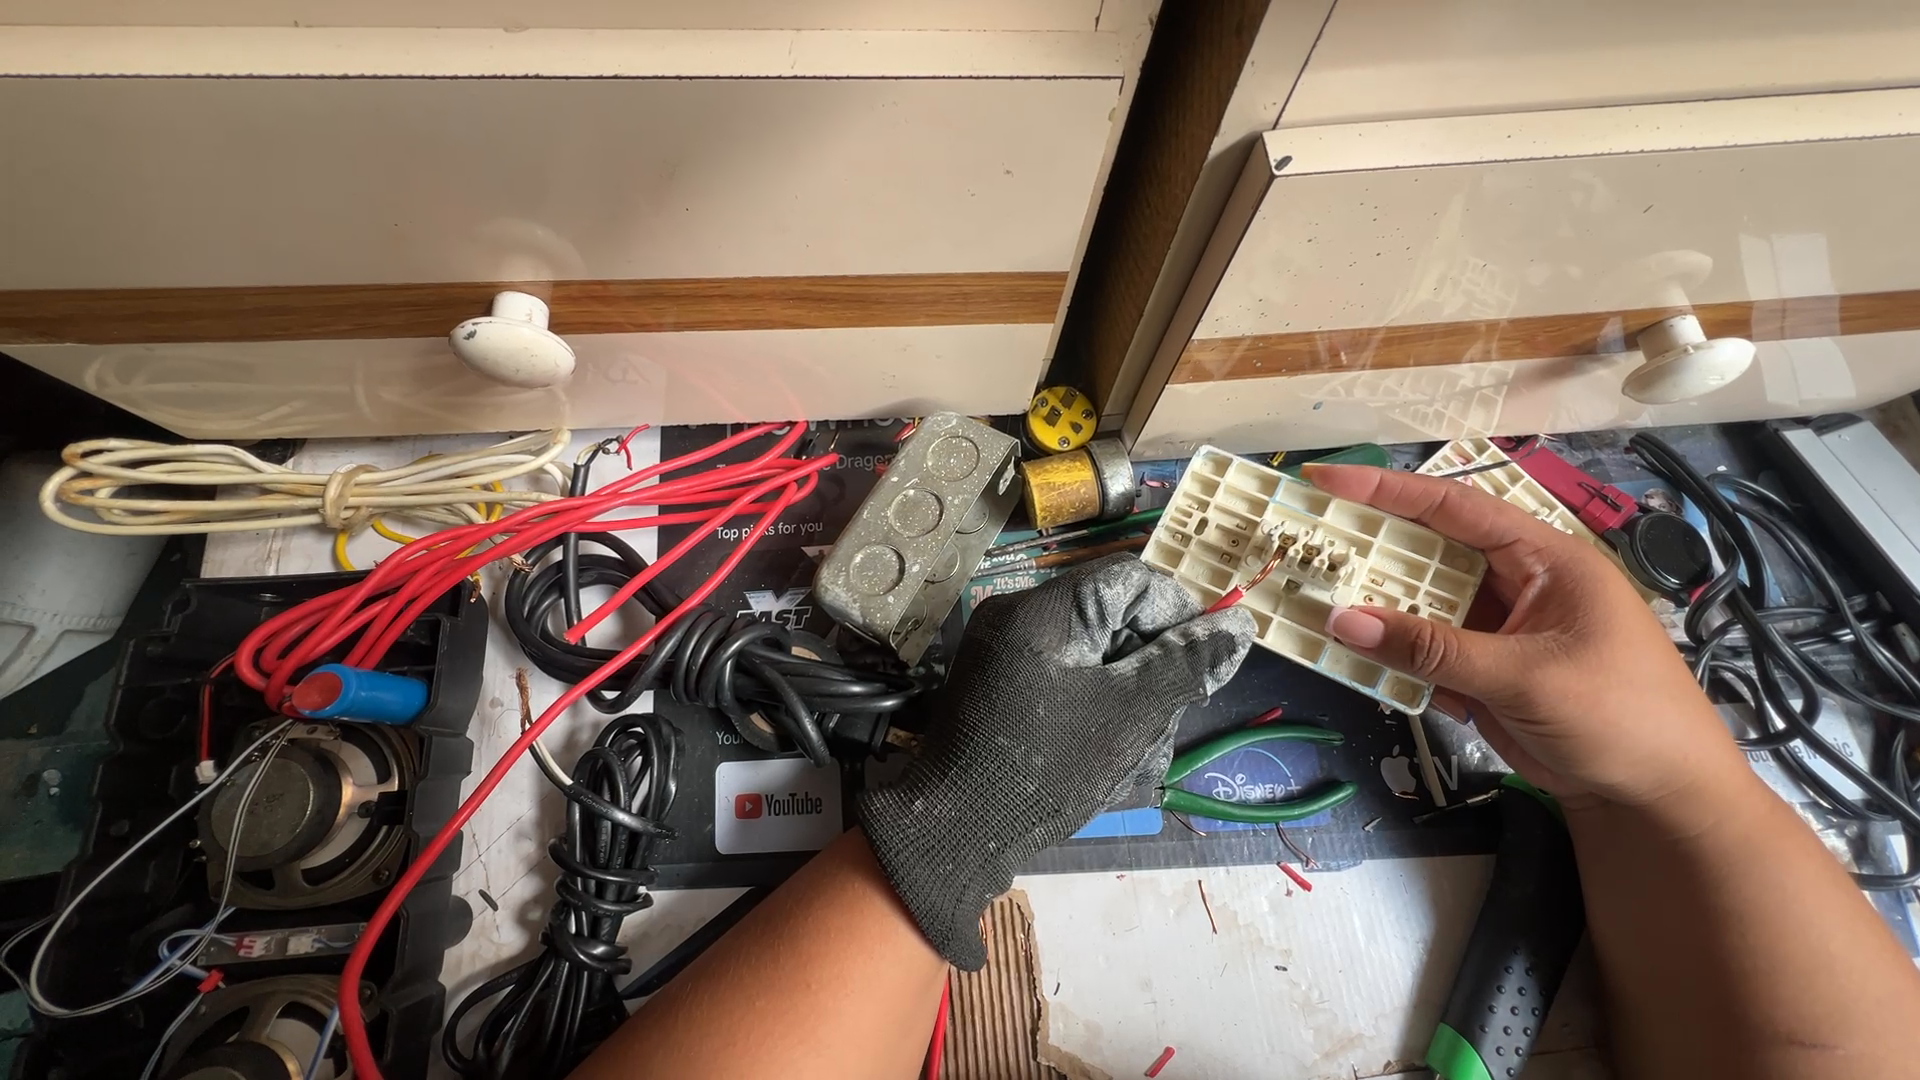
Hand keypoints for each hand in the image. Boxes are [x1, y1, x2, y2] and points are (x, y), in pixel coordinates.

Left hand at [858, 554, 1254, 968]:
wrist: (954, 831)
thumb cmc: (1045, 769)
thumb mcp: (1129, 715)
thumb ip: (1185, 664)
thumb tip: (1238, 623)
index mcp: (1042, 608)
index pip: (1130, 579)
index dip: (1176, 614)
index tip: (1199, 664)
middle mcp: (1018, 615)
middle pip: (1111, 614)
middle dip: (1150, 663)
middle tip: (1167, 715)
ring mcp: (1005, 650)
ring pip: (1093, 650)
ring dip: (1126, 691)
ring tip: (1137, 747)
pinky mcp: (1001, 682)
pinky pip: (1064, 675)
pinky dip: (1094, 704)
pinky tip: (1108, 750)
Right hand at [1305, 464, 1741, 811]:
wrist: (1656, 802)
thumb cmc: (1619, 719)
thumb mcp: (1524, 677)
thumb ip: (1429, 649)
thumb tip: (1339, 620)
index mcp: (1543, 560)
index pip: (1454, 508)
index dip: (1386, 489)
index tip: (1323, 479)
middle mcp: (1511, 584)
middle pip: (1424, 551)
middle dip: (1366, 545)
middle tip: (1303, 537)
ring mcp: (1490, 628)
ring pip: (1413, 603)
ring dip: (1367, 603)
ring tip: (1309, 594)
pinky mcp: (1474, 668)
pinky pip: (1414, 649)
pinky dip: (1381, 651)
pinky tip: (1343, 651)